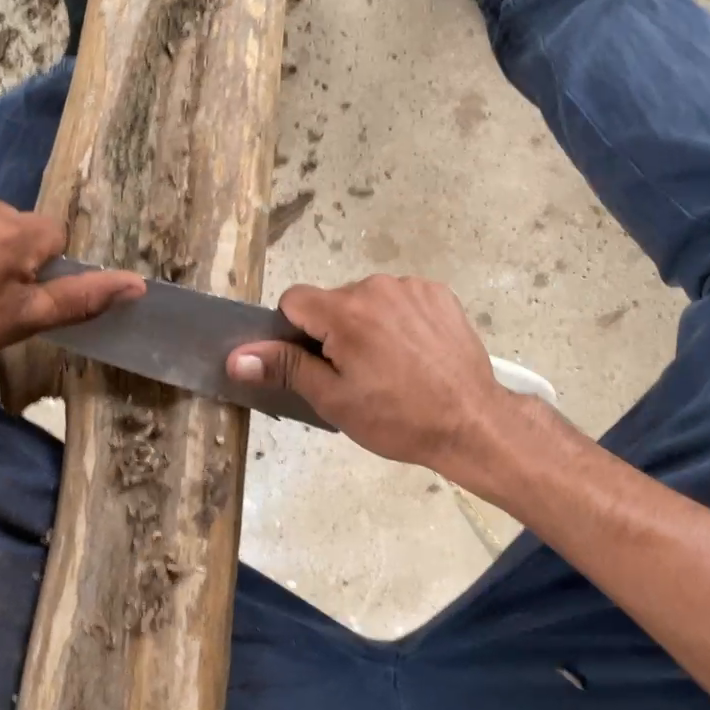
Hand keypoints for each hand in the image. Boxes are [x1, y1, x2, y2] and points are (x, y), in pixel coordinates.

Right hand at [225, 276, 521, 485]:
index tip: (316, 363)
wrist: (473, 423)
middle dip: (333, 331)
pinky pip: (400, 299)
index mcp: (344, 311)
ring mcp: (411, 287)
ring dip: (367, 325)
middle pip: (331, 301)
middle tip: (356, 375)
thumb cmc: (397, 418)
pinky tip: (415, 353)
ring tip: (390, 367)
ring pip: (366, 300)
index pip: (294, 301)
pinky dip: (399, 320)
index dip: (295, 332)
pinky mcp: (438, 294)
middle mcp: (375, 287)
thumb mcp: (333, 399)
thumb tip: (237, 355)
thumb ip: (284, 368)